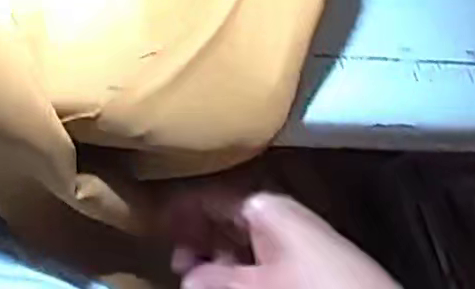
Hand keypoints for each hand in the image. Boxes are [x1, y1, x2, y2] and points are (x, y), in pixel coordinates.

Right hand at [170, 192, 397, 288]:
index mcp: (265, 205)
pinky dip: (248, 275)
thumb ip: (213, 280)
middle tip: (179, 270)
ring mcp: (303, 244)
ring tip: (204, 284)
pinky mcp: (320, 273)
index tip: (153, 230)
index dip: (178, 211)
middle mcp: (282, 215)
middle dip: (199, 242)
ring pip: (247, 245)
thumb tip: (185, 278)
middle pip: (226, 218)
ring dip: (222, 265)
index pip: (208, 194)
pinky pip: (269, 263)